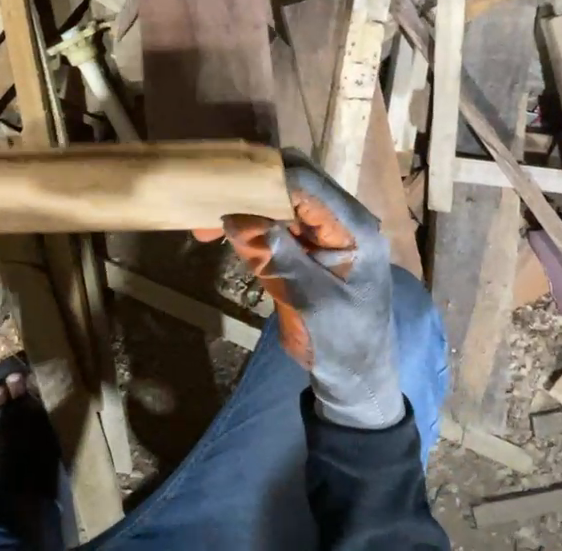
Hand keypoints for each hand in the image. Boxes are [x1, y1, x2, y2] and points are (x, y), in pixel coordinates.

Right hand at [224, 151, 402, 430]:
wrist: (357, 381)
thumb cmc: (343, 344)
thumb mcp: (311, 303)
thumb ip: (278, 257)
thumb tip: (237, 217)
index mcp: (354, 226)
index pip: (307, 183)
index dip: (265, 180)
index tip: (224, 191)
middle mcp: (340, 218)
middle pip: (292, 180)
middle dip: (249, 187)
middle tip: (209, 203)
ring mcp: (323, 230)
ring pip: (279, 197)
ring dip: (243, 205)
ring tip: (205, 223)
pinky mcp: (306, 244)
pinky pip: (274, 220)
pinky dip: (247, 224)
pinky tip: (219, 234)